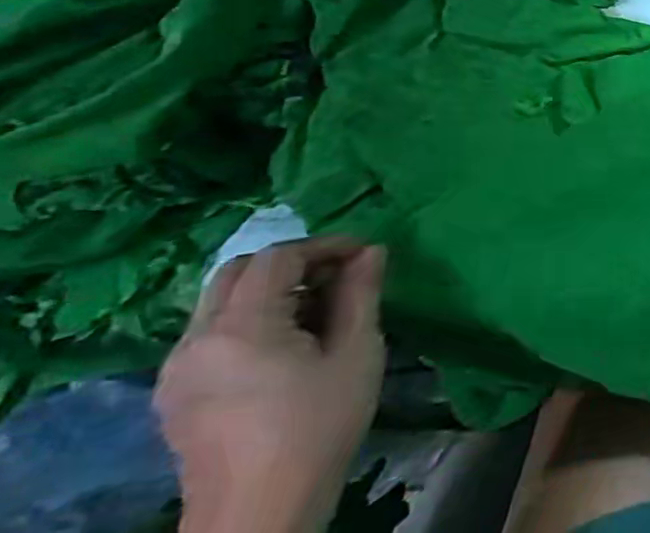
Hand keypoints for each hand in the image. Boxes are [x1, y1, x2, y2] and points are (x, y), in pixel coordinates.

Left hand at [156, 238, 386, 532]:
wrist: (261, 508)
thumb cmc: (319, 423)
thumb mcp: (357, 351)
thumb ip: (361, 294)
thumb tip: (371, 251)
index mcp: (238, 328)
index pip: (276, 258)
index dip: (324, 246)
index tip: (367, 254)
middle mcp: (194, 341)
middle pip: (237, 273)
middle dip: (293, 263)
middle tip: (341, 274)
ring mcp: (176, 369)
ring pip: (221, 302)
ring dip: (271, 290)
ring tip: (322, 308)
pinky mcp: (175, 392)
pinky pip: (212, 332)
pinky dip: (252, 318)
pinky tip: (289, 342)